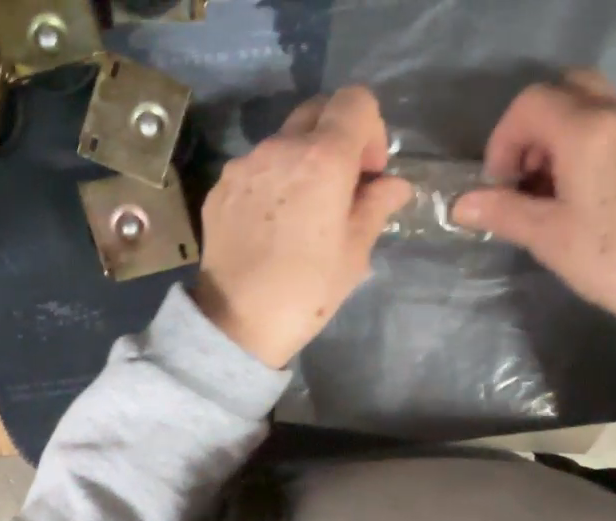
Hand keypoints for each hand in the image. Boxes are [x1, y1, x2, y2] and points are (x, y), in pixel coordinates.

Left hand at [192, 87, 412, 368]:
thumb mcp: (355, 252)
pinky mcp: (221, 188)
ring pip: (284, 141)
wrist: (238, 323)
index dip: (371, 130)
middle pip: (317, 112)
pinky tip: (275, 226)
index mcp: (322, 158)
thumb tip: (394, 184)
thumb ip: (377, 205)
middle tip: (343, 187)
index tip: (370, 173)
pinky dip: (274, 182)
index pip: (355, 102)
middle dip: (337, 138)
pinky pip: (257, 168)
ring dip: (303, 162)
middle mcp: (280, 147)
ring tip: (306, 213)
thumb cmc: (307, 291)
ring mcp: (245, 165)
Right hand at [452, 71, 615, 373]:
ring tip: (558, 194)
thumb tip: (460, 205)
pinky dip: (598, 149)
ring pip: (600, 109)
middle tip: (528, 176)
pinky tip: (595, 198)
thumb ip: (502, 211)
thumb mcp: (546, 237)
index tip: (500, 183)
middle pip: (570, 91)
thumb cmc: (609, 259)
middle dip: (538, 129)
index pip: (532, 103)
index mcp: (588, 130)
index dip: (504, 139)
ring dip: (568, 139)